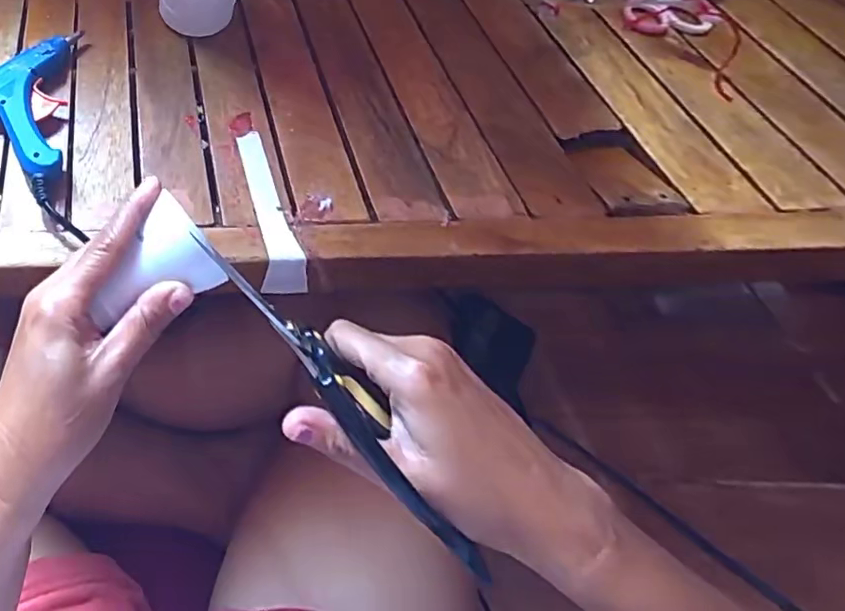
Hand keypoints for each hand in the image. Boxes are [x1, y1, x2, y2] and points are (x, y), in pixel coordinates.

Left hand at [0, 178, 193, 516]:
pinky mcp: (40, 326)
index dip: (131, 216)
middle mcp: (44, 297)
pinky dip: (105, 288)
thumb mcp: (110, 373)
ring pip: (86, 274)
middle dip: (130, 238)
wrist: (14, 460)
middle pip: (95, 256)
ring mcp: (38, 310)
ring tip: (155, 260)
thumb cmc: (58, 424)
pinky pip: (77, 293)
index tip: (150, 189)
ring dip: (119, 266)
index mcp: (58, 302)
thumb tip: (175, 290)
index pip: (104, 248)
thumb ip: (142, 325)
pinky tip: (125, 297)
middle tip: (165, 227)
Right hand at [283, 322, 617, 579]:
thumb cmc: (482, 497)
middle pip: (357, 342)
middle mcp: (428, 351)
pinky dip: (394, 382)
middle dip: (350, 377)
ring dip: (372, 382)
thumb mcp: (400, 472)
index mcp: (412, 371)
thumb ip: (339, 440)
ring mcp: (445, 355)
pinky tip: (416, 423)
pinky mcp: (454, 365)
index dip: (323, 360)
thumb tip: (290, 422)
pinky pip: (401, 357)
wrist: (554, 510)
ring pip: (377, 350)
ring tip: (398, 429)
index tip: (331, 396)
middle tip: (372, 425)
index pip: (339, 334)